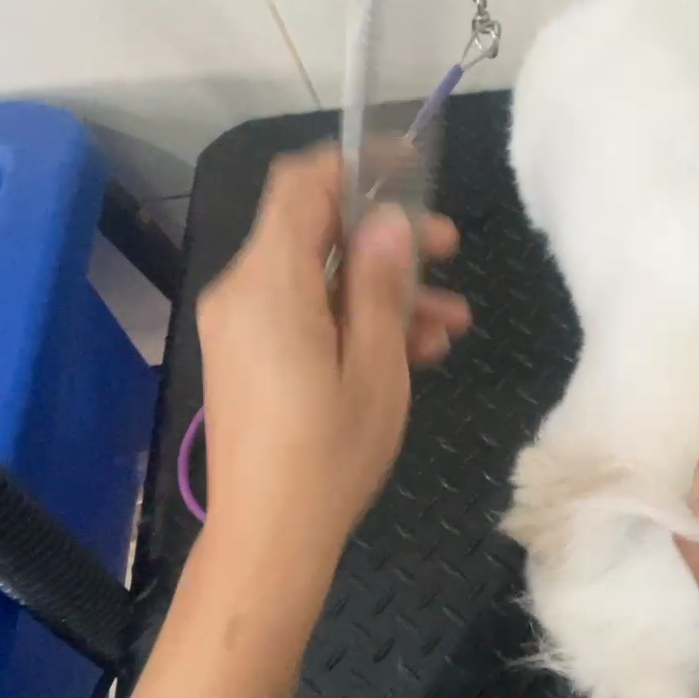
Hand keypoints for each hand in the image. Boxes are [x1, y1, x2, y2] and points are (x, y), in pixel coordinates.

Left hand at [195, 148, 470, 541]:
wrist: (272, 534)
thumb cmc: (331, 452)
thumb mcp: (374, 365)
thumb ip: (378, 284)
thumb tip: (390, 220)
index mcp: (270, 285)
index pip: (302, 186)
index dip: (356, 163)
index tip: (410, 166)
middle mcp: (246, 292)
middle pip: (318, 233)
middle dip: (389, 238)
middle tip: (452, 251)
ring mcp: (246, 326)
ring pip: (322, 279)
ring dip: (384, 290)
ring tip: (451, 322)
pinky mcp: (255, 355)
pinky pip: (309, 315)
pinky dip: (357, 320)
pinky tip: (416, 349)